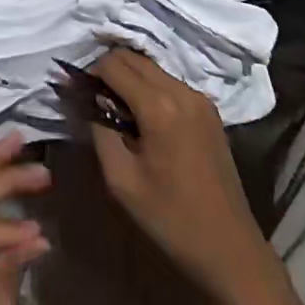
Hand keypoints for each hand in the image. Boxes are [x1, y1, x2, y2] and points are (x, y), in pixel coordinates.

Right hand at [88, 51, 304, 304]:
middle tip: (92, 99)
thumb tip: (86, 101)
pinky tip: (142, 118)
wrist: (228, 246)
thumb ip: (100, 130)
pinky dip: (150, 88)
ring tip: (115, 110)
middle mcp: (182, 90)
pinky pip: (170, 83)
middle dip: (109, 70)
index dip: (90, 74)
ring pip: (153, 68)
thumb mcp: (121, 180)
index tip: (76, 93)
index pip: (114, 64)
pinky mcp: (209, 109)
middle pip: (135, 58)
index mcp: (159, 106)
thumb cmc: (170, 217)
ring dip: (130, 78)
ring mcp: (200, 97)